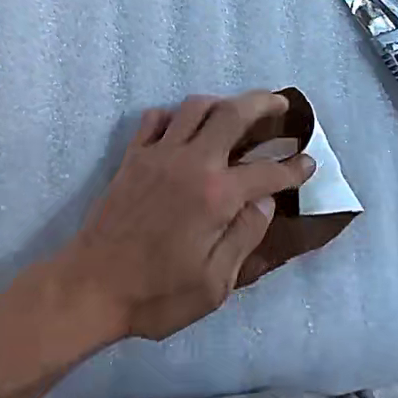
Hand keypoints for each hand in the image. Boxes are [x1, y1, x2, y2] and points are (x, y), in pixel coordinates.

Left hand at [63, 91, 315, 341]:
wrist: (88, 289)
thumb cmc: (156, 294)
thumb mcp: (215, 284)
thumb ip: (245, 236)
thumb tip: (266, 202)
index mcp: (217, 196)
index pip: (268, 172)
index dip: (294, 167)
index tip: (309, 163)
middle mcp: (192, 164)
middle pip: (233, 114)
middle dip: (263, 103)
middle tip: (280, 104)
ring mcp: (159, 156)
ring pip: (195, 107)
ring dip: (222, 102)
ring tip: (235, 110)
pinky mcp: (132, 158)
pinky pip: (156, 119)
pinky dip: (176, 115)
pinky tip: (185, 127)